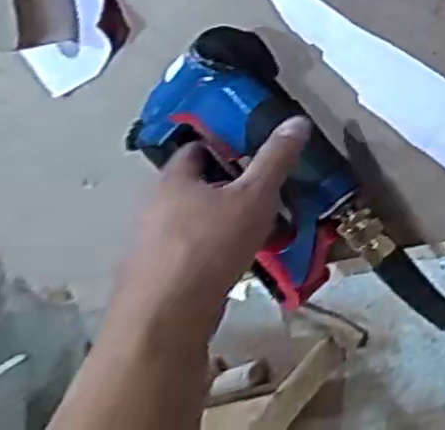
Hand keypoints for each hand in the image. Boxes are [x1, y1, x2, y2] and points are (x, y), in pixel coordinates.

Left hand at [110, 117, 311, 337]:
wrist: (163, 324)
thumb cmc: (209, 246)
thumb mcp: (256, 194)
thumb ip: (276, 157)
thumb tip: (296, 121)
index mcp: (172, 184)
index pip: (195, 149)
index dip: (225, 142)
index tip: (256, 144)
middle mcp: (152, 211)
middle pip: (196, 186)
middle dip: (232, 183)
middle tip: (268, 184)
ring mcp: (148, 248)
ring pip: (195, 220)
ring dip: (226, 217)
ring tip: (265, 221)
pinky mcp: (155, 280)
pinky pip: (192, 250)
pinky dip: (217, 247)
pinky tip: (244, 256)